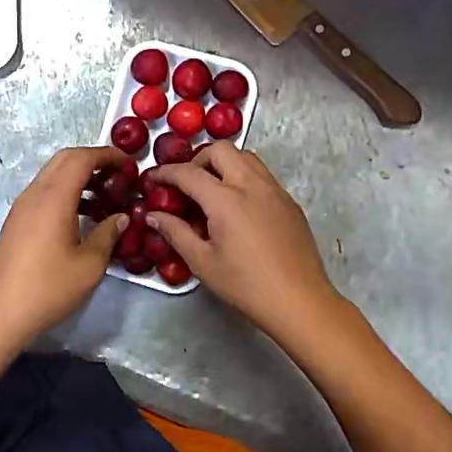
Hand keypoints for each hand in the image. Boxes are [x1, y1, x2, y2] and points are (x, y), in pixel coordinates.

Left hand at [0, 147, 131, 347]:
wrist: (0, 313)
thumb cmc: (48, 289)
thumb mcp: (89, 265)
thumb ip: (108, 234)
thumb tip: (122, 218)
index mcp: (53, 198)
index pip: (81, 158)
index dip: (107, 155)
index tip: (129, 164)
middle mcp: (34, 194)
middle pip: (65, 159)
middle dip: (94, 160)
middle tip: (120, 175)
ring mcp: (22, 206)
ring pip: (53, 175)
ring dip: (79, 176)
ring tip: (106, 195)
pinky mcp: (16, 220)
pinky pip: (44, 192)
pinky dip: (66, 191)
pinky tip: (83, 214)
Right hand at [148, 145, 347, 342]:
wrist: (299, 301)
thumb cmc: (245, 285)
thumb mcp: (202, 262)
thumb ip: (175, 233)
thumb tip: (153, 216)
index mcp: (226, 200)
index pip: (188, 173)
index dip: (165, 172)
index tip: (152, 179)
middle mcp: (252, 185)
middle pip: (220, 151)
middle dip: (197, 159)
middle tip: (185, 184)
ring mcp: (275, 191)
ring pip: (245, 157)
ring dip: (223, 164)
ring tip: (211, 191)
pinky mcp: (289, 202)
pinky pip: (262, 176)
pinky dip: (243, 178)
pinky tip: (238, 207)